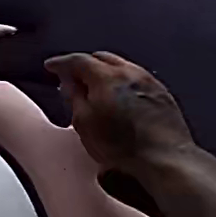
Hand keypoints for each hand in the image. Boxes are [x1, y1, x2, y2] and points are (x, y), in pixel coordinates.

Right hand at [45, 52, 196, 173]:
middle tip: (71, 77)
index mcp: (107, 77)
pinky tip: (117, 98)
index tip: (52, 66)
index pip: (78, 60)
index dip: (61, 62)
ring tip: (94, 89)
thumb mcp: (83, 122)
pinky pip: (136, 79)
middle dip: (84, 64)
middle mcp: (130, 73)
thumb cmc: (122, 145)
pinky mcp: (162, 94)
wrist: (163, 158)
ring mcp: (149, 82)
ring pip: (121, 67)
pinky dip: (121, 82)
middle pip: (101, 58)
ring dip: (104, 73)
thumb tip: (69, 84)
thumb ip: (74, 97)